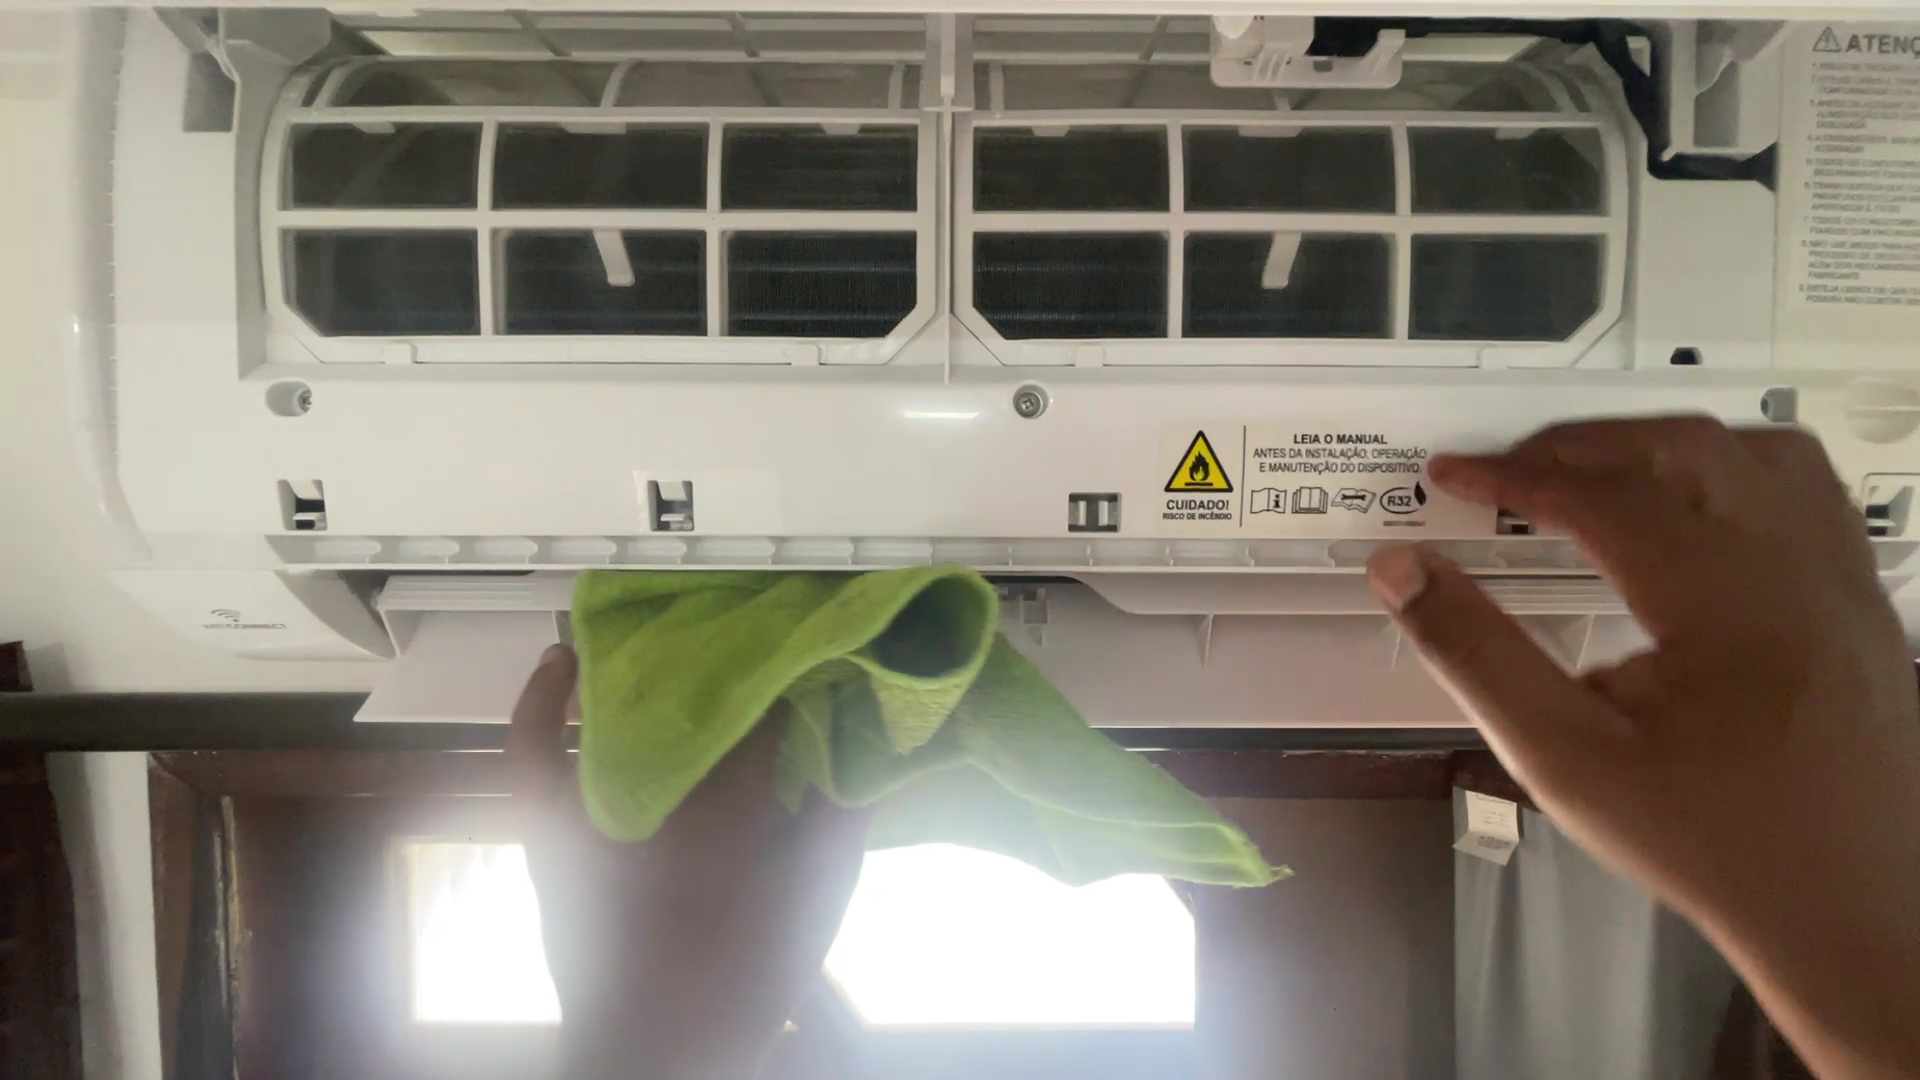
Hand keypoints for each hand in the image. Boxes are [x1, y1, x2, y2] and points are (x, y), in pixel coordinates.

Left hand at [509, 645, 871, 1079]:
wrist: (662, 1045)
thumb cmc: (750, 970)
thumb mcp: (822, 897)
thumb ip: (846, 816)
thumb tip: (865, 743)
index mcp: (733, 809)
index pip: (764, 711)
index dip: (786, 669)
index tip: (804, 646)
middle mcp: (662, 797)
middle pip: (691, 696)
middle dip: (721, 650)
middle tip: (742, 617)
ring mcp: (598, 811)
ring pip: (613, 707)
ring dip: (637, 657)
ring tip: (660, 616)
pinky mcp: (553, 832)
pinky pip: (531, 753)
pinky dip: (538, 702)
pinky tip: (558, 662)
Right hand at [1367, 418, 1919, 1079]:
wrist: (1861, 917)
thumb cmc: (1699, 836)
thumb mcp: (1555, 755)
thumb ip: (1470, 652)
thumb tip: (1398, 567)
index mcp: (1736, 613)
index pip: (1611, 500)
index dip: (1516, 475)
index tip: (1448, 474)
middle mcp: (1808, 579)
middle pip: (1687, 453)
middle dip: (1576, 445)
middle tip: (1499, 470)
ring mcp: (1849, 586)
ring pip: (1753, 455)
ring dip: (1647, 448)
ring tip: (1574, 476)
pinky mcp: (1860, 604)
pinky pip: (1793, 491)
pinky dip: (1709, 471)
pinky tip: (1664, 510)